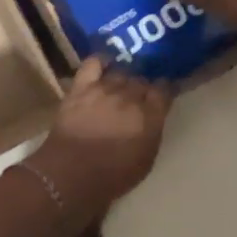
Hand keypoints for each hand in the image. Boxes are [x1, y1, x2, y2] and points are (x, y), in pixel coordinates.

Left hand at [28, 57, 171, 220]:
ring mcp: (104, 89)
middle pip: (141, 80)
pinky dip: (101, 60)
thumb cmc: (112, 176)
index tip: (164, 92)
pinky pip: (93, 63)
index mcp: (149, 117)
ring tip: (121, 84)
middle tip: (139, 94)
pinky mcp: (81, 87)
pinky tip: (104, 64)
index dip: (165, 89)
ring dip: (124, 77)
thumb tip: (152, 117)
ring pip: (121, 72)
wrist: (71, 172)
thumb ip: (152, 132)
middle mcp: (129, 97)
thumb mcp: (146, 160)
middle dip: (143, 85)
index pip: (164, 91)